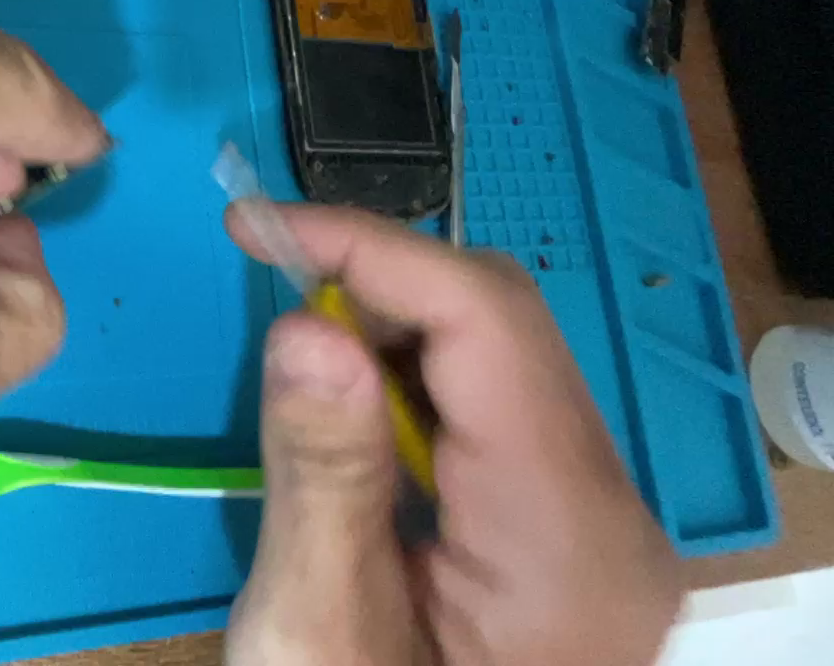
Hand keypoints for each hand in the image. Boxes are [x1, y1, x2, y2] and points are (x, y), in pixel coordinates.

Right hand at [223, 205, 680, 665]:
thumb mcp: (317, 626)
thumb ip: (320, 477)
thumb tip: (305, 326)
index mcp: (562, 535)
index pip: (483, 322)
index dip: (369, 248)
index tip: (256, 227)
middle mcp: (598, 505)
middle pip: (496, 321)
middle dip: (369, 272)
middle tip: (264, 270)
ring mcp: (576, 510)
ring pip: (482, 347)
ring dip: (372, 313)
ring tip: (288, 343)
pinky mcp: (540, 516)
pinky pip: (468, 393)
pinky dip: (385, 361)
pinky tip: (332, 398)